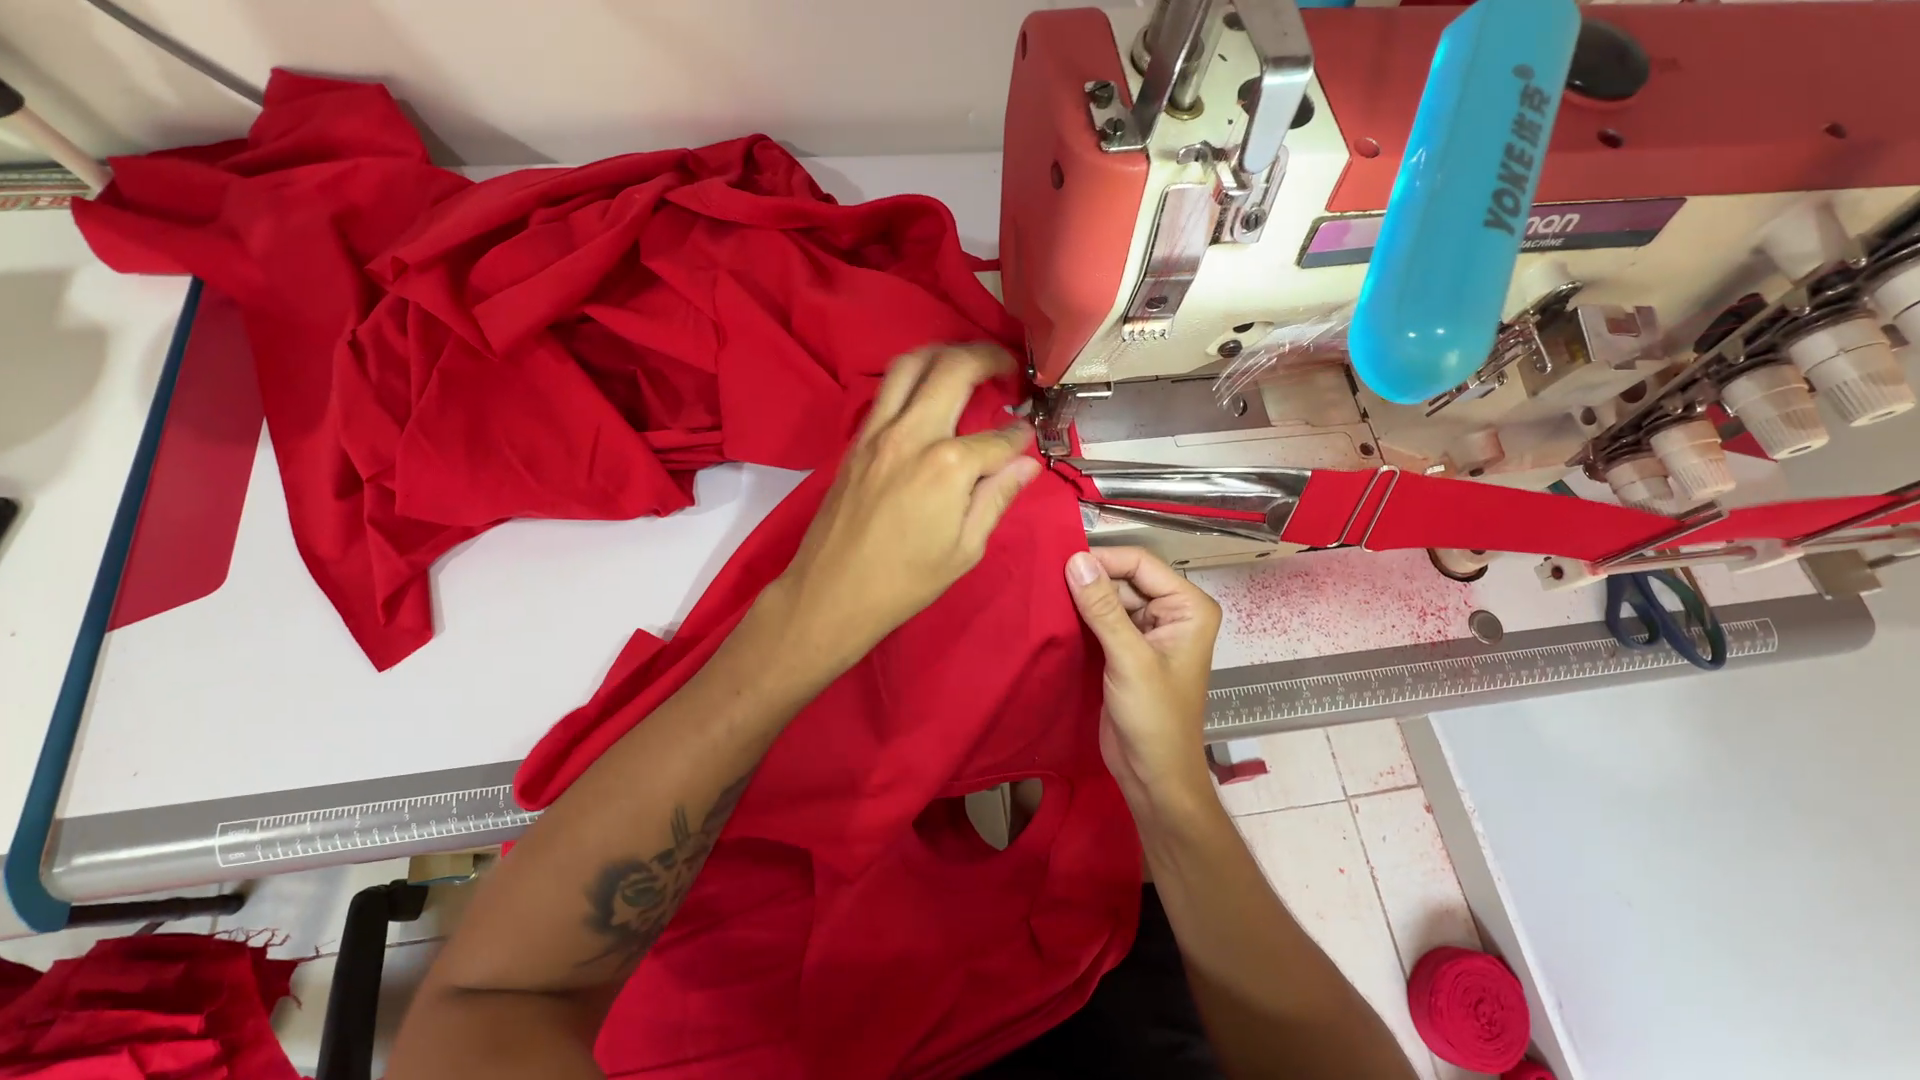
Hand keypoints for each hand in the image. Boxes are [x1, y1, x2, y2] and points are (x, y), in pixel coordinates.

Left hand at [771, 345, 1041, 672]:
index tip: (1028, 436)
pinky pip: (886, 390)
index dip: (1019, 436)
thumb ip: (997, 497)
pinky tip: (927, 394)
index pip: (997, 437)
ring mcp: (878, 432)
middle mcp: (912, 434)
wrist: (832, 592)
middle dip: (987, 357)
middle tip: (1006, 366)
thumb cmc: (906, 582)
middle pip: (953, 369)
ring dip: (943, 353)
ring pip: (910, 364)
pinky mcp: (856, 440)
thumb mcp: (966, 549)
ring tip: (966, 361)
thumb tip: (1026, 463)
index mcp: (948, 466)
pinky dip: (912, 379)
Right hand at [1065, 546, 1221, 808]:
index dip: (1103, 560)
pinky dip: (1082, 617)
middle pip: (1125, 578)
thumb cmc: (1154, 719)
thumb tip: (1075, 560)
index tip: (1061, 563)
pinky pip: (1103, 619)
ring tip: (1047, 594)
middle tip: (1048, 580)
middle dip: (1091, 579)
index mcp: (1189, 607)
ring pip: (1111, 598)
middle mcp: (1173, 612)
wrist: (1153, 774)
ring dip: (1083, 598)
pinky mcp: (1127, 649)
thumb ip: (1102, 608)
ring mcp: (1149, 631)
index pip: (1141, 564)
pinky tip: (1057, 615)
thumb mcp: (1128, 659)